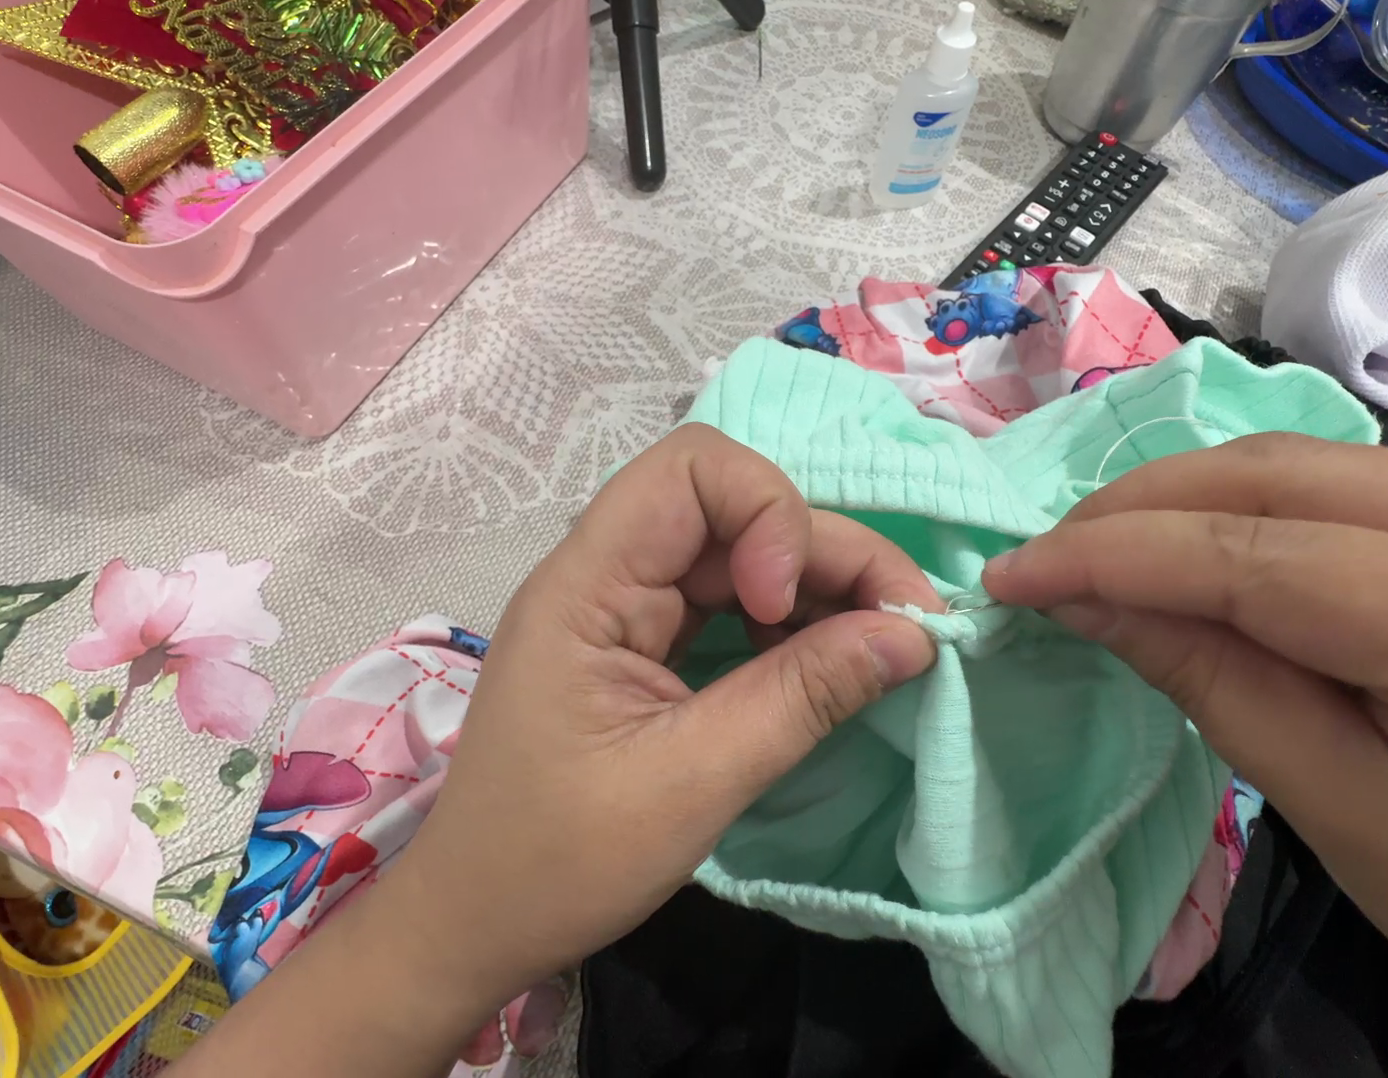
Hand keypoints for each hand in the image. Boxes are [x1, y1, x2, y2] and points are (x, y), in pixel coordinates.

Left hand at [394, 423, 938, 1002]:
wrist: (478, 918)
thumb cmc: (560, 861)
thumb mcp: (694, 782)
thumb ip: (802, 697)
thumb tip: (909, 636)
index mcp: (587, 585)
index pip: (689, 469)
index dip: (765, 510)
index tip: (784, 603)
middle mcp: (606, 575)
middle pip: (731, 509)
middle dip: (824, 553)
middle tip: (908, 623)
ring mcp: (625, 609)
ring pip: (740, 554)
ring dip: (817, 588)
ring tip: (881, 646)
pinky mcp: (645, 645)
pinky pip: (729, 604)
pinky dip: (788, 625)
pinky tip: (824, 665)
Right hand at [981, 434, 1387, 1077]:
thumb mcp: (1375, 836)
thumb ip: (1227, 696)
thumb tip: (1092, 603)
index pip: (1274, 559)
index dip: (1119, 555)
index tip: (1013, 575)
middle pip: (1299, 473)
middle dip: (1143, 503)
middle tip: (1048, 556)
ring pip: (1327, 464)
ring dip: (1188, 498)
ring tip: (1103, 552)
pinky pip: (1363, 491)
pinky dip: (1248, 511)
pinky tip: (1197, 552)